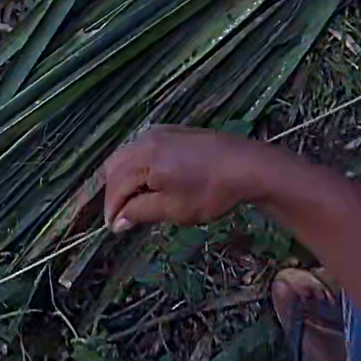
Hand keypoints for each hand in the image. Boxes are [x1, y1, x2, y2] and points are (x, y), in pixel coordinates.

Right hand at [101, 126, 298, 231]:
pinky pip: (143, 146)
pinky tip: (150, 180)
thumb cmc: (211, 192)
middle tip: (122, 215)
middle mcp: (147, 140)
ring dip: (125, 177)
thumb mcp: (174, 209)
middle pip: (116, 165)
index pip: (117, 186)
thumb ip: (141, 212)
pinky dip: (138, 164)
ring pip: (128, 154)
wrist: (248, 165)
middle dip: (114, 191)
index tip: (114, 228)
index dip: (112, 209)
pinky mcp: (173, 131)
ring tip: (135, 200)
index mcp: (145, 159)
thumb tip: (118, 221)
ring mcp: (161, 132)